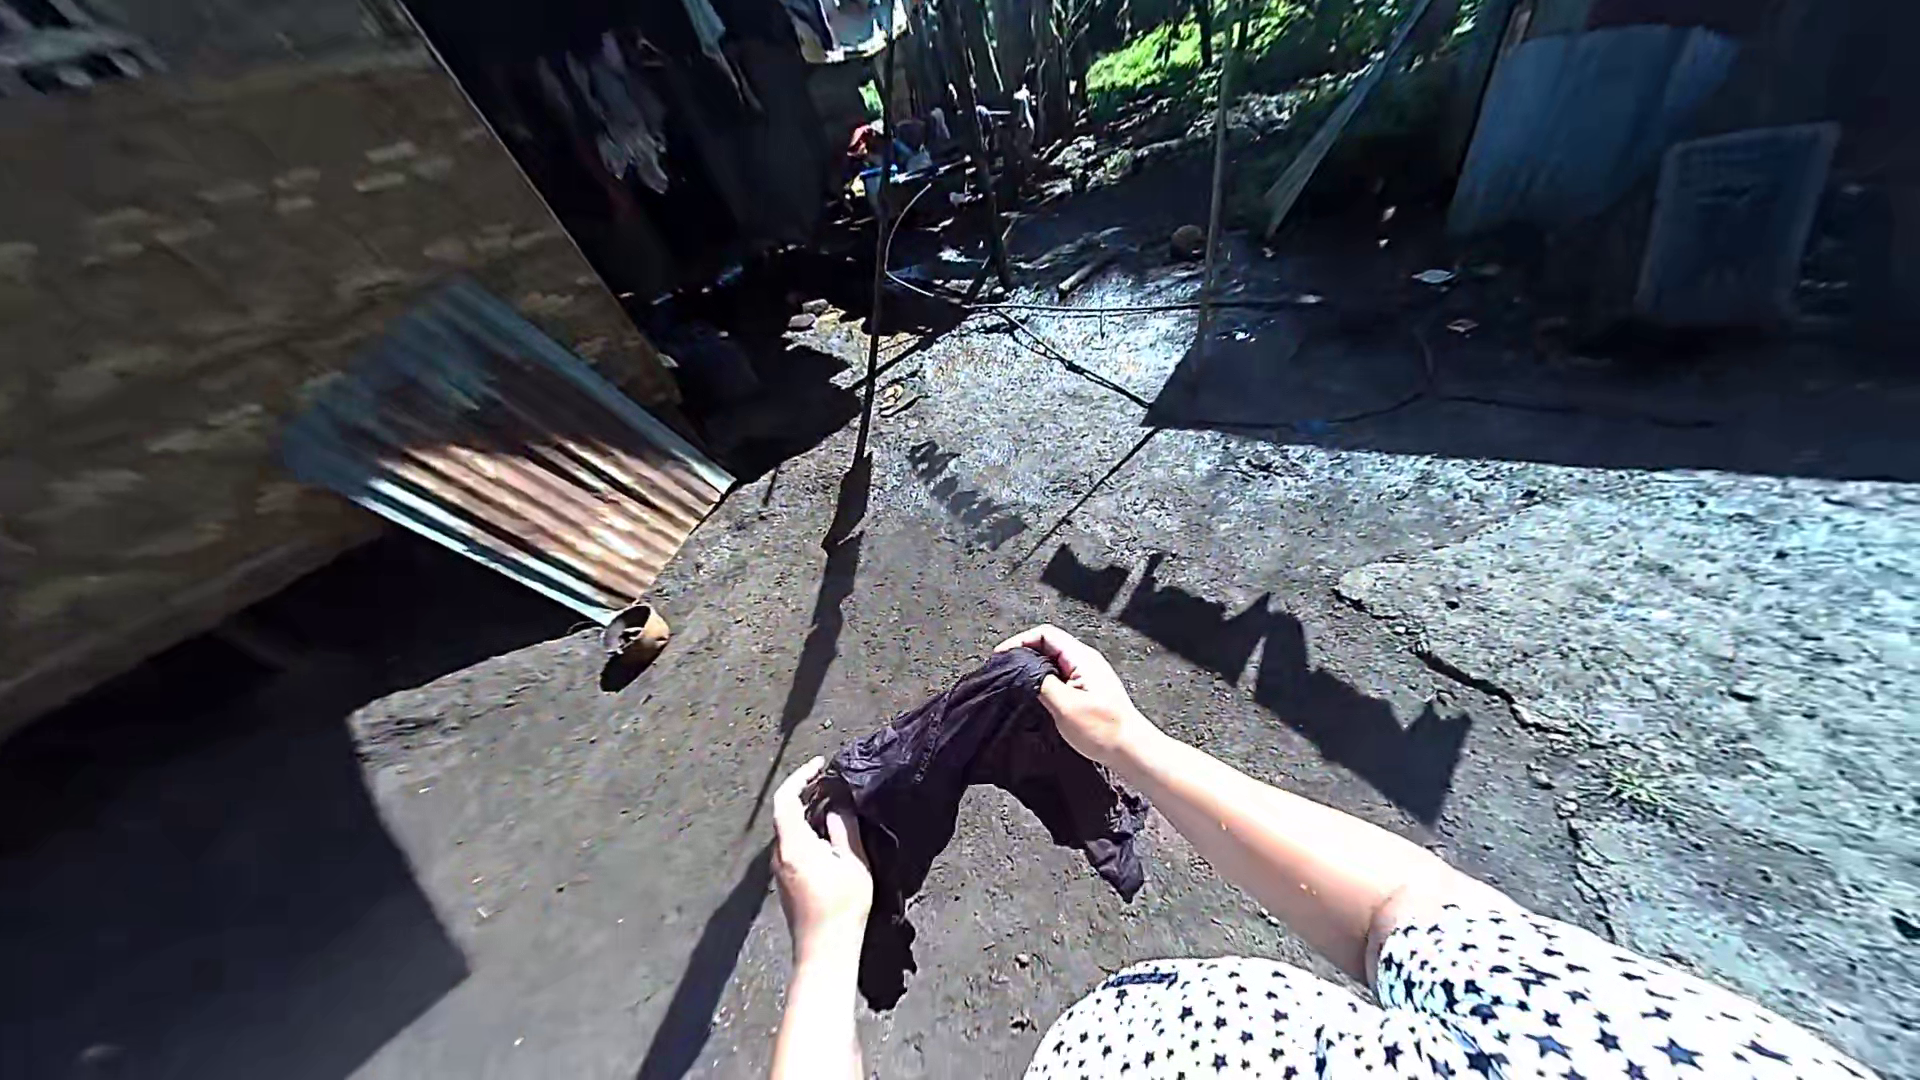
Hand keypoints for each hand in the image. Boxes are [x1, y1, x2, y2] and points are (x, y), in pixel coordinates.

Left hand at [772, 758, 871, 964]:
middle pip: (785, 811)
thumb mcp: (852, 862)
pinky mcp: (787, 880)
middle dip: (806, 790)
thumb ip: (844, 828)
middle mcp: (780, 855)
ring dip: (807, 809)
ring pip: (789, 827)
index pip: (786, 799)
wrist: (824, 953)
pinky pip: (792, 842)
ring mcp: (781, 869)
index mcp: (794, 846)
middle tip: (830, 779)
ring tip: (832, 800)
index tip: (820, 765)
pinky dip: (807, 826)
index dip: (800, 776)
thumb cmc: (842, 907)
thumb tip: (837, 806)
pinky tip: (827, 830)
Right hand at [995, 624, 1155, 767]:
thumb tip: (1022, 670)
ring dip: (1033, 668)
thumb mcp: (1064, 705)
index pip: (1044, 634)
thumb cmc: (1104, 730)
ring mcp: (1088, 674)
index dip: (1019, 641)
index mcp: (1081, 657)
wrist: (1132, 751)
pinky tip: (1036, 695)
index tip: (1002, 657)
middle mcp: (1086, 660)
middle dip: (1023, 653)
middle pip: (1047, 644)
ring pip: (1052, 661)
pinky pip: (1060, 675)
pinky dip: (1043, 679)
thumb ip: (1040, 682)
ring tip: (1016, 683)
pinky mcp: (1088, 688)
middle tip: (1005, 670)